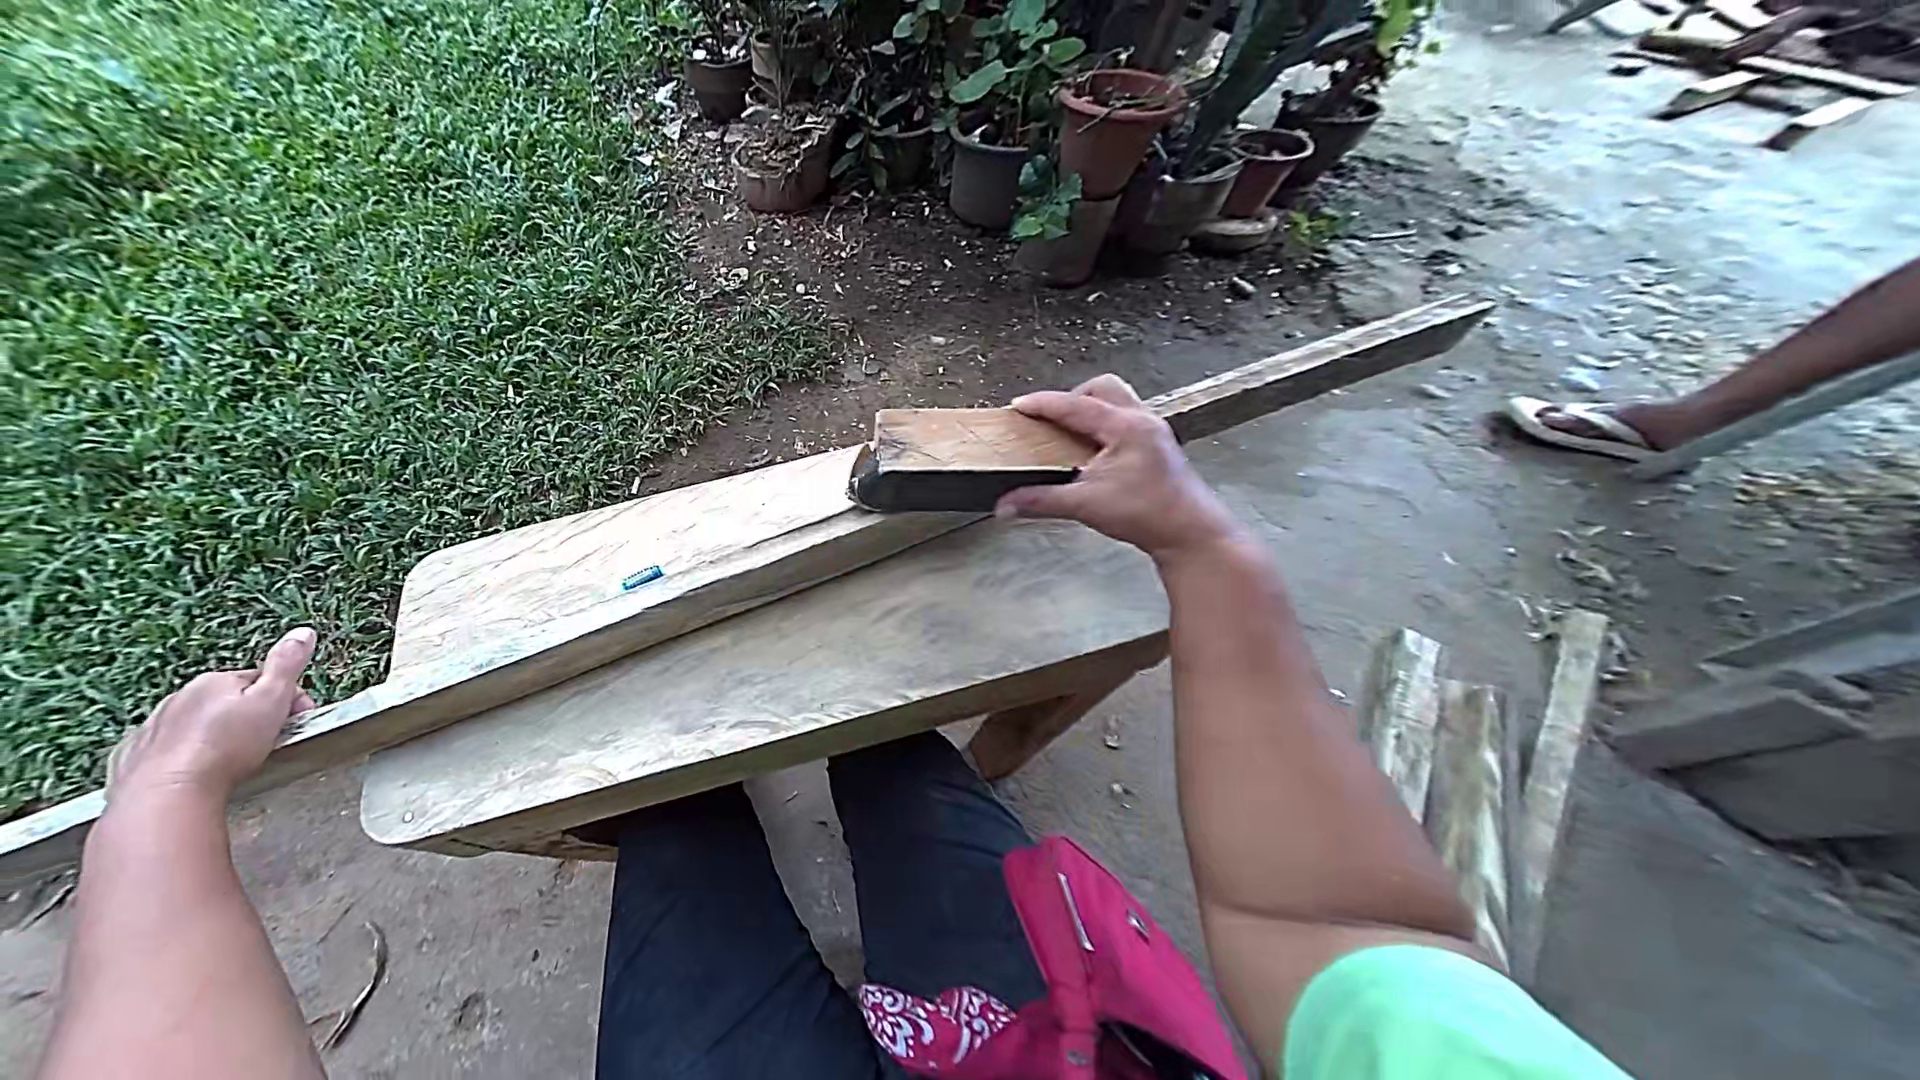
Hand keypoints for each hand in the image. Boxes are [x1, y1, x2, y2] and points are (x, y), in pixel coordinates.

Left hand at [106, 627, 317, 806]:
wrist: (166, 794)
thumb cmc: (225, 747)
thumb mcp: (272, 699)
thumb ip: (288, 663)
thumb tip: (303, 632)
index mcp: (214, 682)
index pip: (264, 681)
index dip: (289, 700)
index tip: (296, 720)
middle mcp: (180, 698)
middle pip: (232, 701)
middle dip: (255, 717)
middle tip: (270, 740)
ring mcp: (153, 727)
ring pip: (201, 724)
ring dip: (221, 735)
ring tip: (237, 759)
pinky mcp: (136, 755)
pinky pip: (171, 747)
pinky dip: (189, 753)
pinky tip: (200, 769)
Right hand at [994, 375, 1244, 562]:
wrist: (1191, 534)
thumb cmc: (1151, 514)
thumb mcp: (1085, 505)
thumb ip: (1041, 501)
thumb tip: (1007, 505)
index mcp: (1125, 427)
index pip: (1075, 405)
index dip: (1043, 404)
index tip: (1020, 405)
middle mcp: (1142, 422)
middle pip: (1103, 389)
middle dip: (1072, 398)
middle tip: (1050, 418)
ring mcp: (1154, 433)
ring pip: (1118, 402)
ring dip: (1091, 411)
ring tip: (1070, 434)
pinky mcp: (1158, 448)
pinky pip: (1127, 421)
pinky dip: (1105, 426)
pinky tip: (1094, 452)